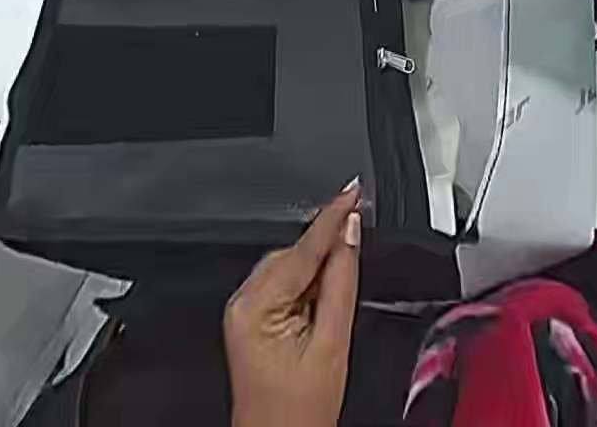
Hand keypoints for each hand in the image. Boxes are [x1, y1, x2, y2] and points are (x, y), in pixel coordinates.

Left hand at [224, 181, 360, 426]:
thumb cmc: (299, 412)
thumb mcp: (332, 344)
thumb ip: (341, 281)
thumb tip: (349, 232)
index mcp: (255, 306)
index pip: (302, 248)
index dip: (332, 216)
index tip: (352, 192)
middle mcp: (242, 300)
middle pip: (295, 254)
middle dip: (326, 251)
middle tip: (354, 251)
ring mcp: (243, 306)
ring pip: (292, 264)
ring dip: (317, 271)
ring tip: (329, 312)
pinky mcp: (251, 313)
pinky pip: (285, 280)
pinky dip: (306, 284)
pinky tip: (317, 308)